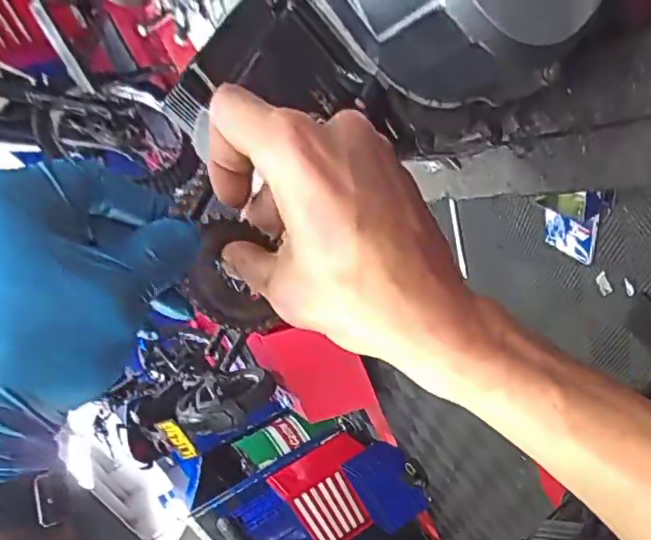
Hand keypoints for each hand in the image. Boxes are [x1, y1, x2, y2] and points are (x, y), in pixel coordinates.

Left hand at [0, 161, 198, 481]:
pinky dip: (84, 293)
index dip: (149, 211)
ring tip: (151, 311)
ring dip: (116, 280)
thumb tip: (179, 237)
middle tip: (171, 282)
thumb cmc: (26, 351)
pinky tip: (114, 319)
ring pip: (64, 251)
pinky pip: (43, 276)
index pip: (95, 182)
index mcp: (0, 195)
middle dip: (137, 256)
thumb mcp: (118, 296)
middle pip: (80, 219)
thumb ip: (156, 257)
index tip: (178, 234)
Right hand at [204, 85, 481, 389]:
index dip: (219, 157)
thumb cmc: (375, 301)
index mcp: (298, 151)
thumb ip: (245, 259)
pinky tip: (340, 244)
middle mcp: (340, 137)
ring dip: (301, 195)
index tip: (232, 195)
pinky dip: (335, 197)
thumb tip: (238, 253)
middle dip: (266, 188)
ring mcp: (374, 152)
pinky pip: (349, 170)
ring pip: (314, 156)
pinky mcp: (397, 172)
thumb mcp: (285, 289)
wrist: (431, 316)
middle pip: (275, 140)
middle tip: (272, 235)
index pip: (229, 112)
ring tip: (309, 248)